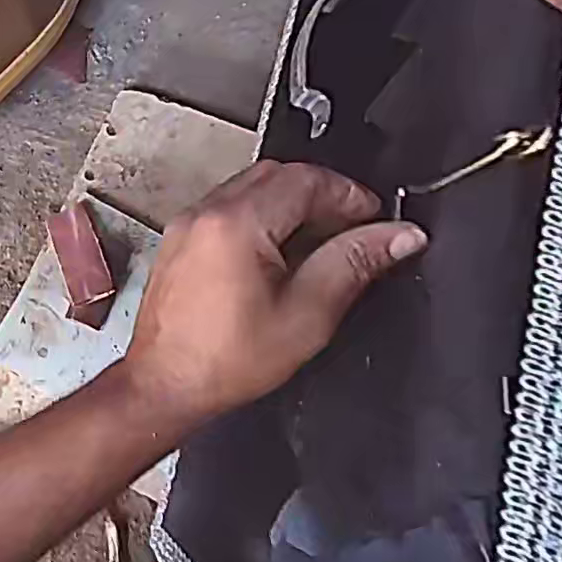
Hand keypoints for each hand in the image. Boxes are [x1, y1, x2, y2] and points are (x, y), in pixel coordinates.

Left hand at [122, 161, 425, 423]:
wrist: (162, 385)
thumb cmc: (221, 361)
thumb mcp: (305, 315)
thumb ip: (352, 264)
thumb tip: (398, 235)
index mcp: (234, 225)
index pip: (305, 179)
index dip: (350, 195)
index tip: (374, 222)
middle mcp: (201, 217)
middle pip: (273, 176)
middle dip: (319, 195)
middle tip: (349, 231)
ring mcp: (182, 230)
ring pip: (246, 191)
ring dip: (285, 207)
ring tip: (313, 249)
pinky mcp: (174, 247)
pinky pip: (221, 213)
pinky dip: (254, 221)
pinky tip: (272, 259)